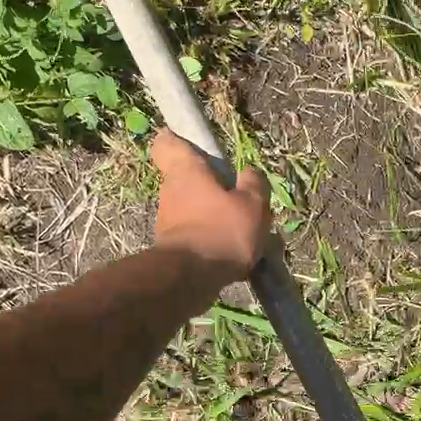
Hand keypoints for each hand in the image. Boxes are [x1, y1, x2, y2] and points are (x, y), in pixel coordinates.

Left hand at [150, 128, 270, 284]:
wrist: (191, 278)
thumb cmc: (222, 230)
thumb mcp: (252, 204)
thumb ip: (253, 185)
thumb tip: (249, 174)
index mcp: (186, 171)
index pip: (166, 144)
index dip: (178, 143)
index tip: (196, 151)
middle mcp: (170, 192)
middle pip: (189, 184)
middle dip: (213, 193)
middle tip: (241, 206)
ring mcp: (168, 222)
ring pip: (196, 214)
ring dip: (217, 222)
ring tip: (248, 240)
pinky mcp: (173, 249)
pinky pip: (198, 239)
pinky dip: (214, 246)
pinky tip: (238, 261)